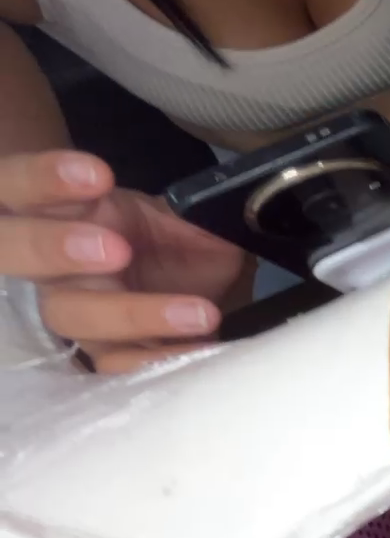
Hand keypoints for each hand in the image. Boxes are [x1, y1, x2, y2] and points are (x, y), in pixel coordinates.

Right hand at [0, 151, 247, 370]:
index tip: (95, 174)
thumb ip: (190, 216)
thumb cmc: (178, 246)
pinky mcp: (105, 349)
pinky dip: (154, 360)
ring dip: (130, 314)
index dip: (43, 178)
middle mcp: (46, 263)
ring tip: (198, 313)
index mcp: (56, 212)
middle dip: (50, 246)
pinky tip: (199, 352)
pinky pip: (113, 363)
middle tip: (112, 247)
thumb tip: (220, 212)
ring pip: (67, 313)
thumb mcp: (185, 220)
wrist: (204, 292)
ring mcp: (71, 308)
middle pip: (8, 251)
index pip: (18, 185)